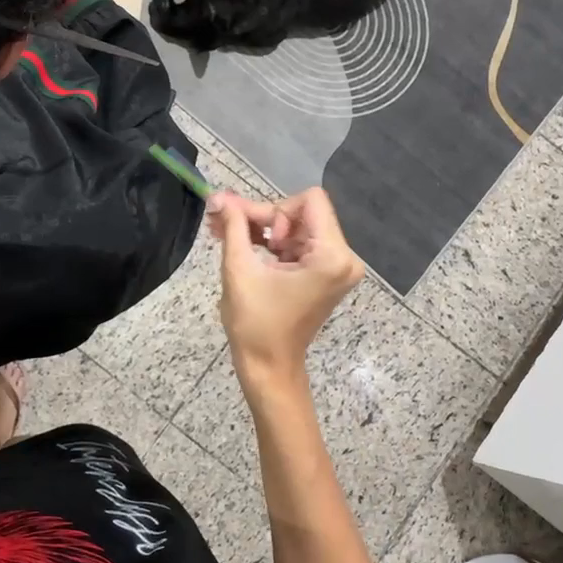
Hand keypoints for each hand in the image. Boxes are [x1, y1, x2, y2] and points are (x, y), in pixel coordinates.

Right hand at [209, 188, 364, 378]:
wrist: (268, 366)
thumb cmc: (255, 323)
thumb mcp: (239, 268)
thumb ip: (234, 226)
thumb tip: (219, 196)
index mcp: (332, 256)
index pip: (309, 201)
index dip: (272, 208)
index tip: (245, 227)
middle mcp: (344, 258)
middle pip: (302, 214)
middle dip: (262, 218)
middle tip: (222, 222)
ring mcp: (336, 268)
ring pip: (297, 228)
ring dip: (263, 230)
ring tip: (227, 235)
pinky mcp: (325, 276)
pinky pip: (299, 245)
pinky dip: (272, 244)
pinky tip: (244, 247)